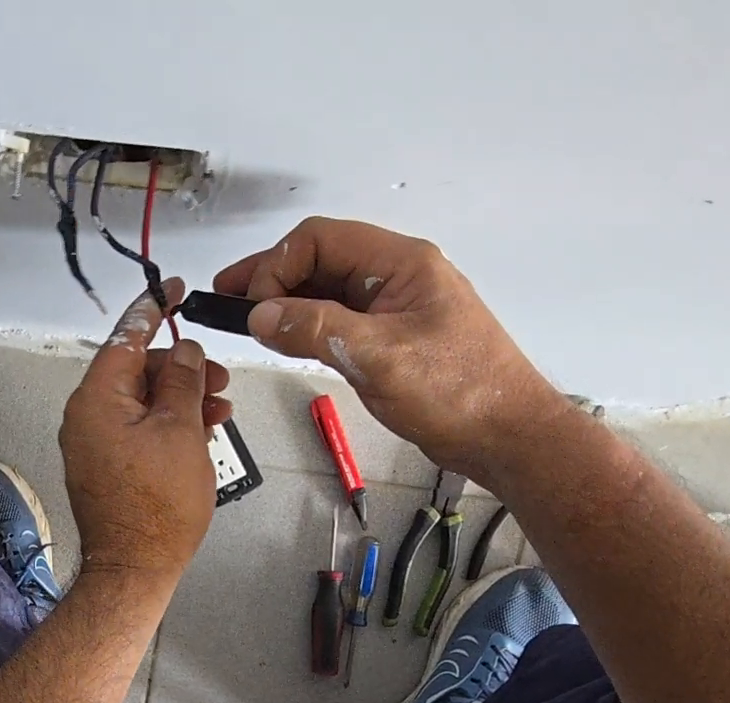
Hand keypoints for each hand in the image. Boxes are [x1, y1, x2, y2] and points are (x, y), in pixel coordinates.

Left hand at [60, 279, 231, 580]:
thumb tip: (184, 349)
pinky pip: (135, 429)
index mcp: (96, 398)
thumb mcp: (181, 430)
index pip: (125, 337)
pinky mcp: (103, 465)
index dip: (154, 308)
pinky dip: (166, 423)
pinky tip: (201, 430)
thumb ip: (183, 380)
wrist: (135, 566)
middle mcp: (84, 415)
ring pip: (139, 402)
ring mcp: (91, 442)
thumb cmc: (160, 501)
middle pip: (135, 370)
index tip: (174, 287)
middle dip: (181, 368)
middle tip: (221, 379)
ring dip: (180, 398)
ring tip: (221, 409)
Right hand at [215, 217, 572, 476]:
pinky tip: (281, 338)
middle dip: (270, 277)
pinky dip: (303, 324)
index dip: (277, 265)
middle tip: (224, 301)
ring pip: (325, 289)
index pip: (321, 240)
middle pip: (320, 259)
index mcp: (401, 263)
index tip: (253, 308)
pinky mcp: (388, 337)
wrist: (505, 435)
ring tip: (242, 320)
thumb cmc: (455, 391)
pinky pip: (335, 318)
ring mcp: (391, 307)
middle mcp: (395, 276)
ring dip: (283, 301)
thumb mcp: (379, 357)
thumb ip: (316, 328)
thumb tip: (258, 314)